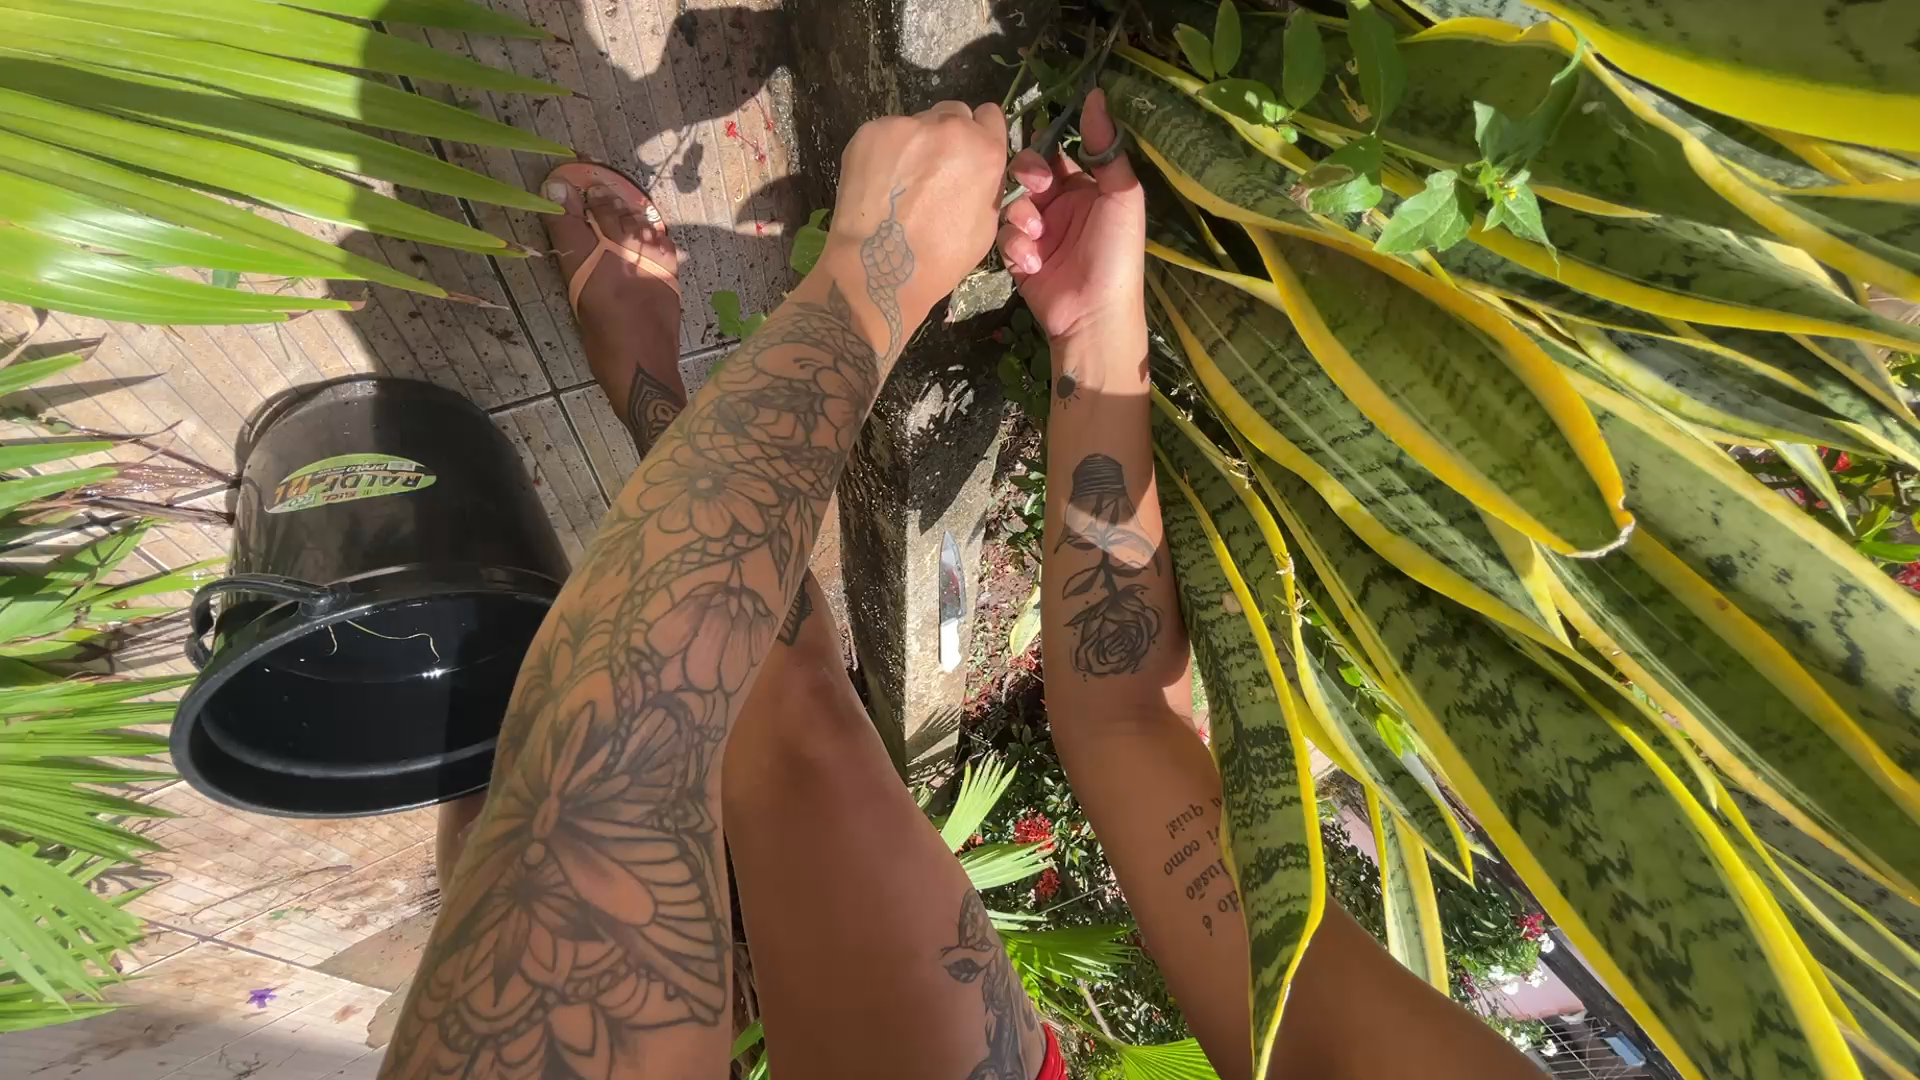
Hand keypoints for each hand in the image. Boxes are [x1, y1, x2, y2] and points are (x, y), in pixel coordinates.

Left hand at [827, 101, 1009, 325]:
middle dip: (948, 137)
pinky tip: (880, 185)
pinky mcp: (871, 131)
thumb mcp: (986, 225)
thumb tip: (976, 170)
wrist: (882, 268)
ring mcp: (907, 125)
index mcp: (986, 151)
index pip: (990, 116)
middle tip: (933, 174)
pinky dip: (884, 153)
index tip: (968, 157)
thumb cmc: (941, 259)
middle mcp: (950, 128)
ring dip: (915, 145)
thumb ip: (986, 182)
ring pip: (917, 124)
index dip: (980, 136)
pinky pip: (885, 134)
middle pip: (954, 114)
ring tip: (902, 185)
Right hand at [998, 89, 1146, 349]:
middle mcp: (1058, 207)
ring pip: (1011, 203)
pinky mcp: (1019, 259)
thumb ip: (1106, 147)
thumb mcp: (1121, 196)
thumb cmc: (1116, 254)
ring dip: (1021, 216)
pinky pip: (1004, 237)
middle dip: (1026, 175)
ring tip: (1037, 238)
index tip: (1044, 150)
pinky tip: (1033, 263)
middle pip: (1026, 173)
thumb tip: (1095, 94)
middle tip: (1036, 189)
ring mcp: (1036, 234)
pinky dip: (1016, 247)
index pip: (1055, 155)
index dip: (1045, 148)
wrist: (1094, 314)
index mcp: (1084, 189)